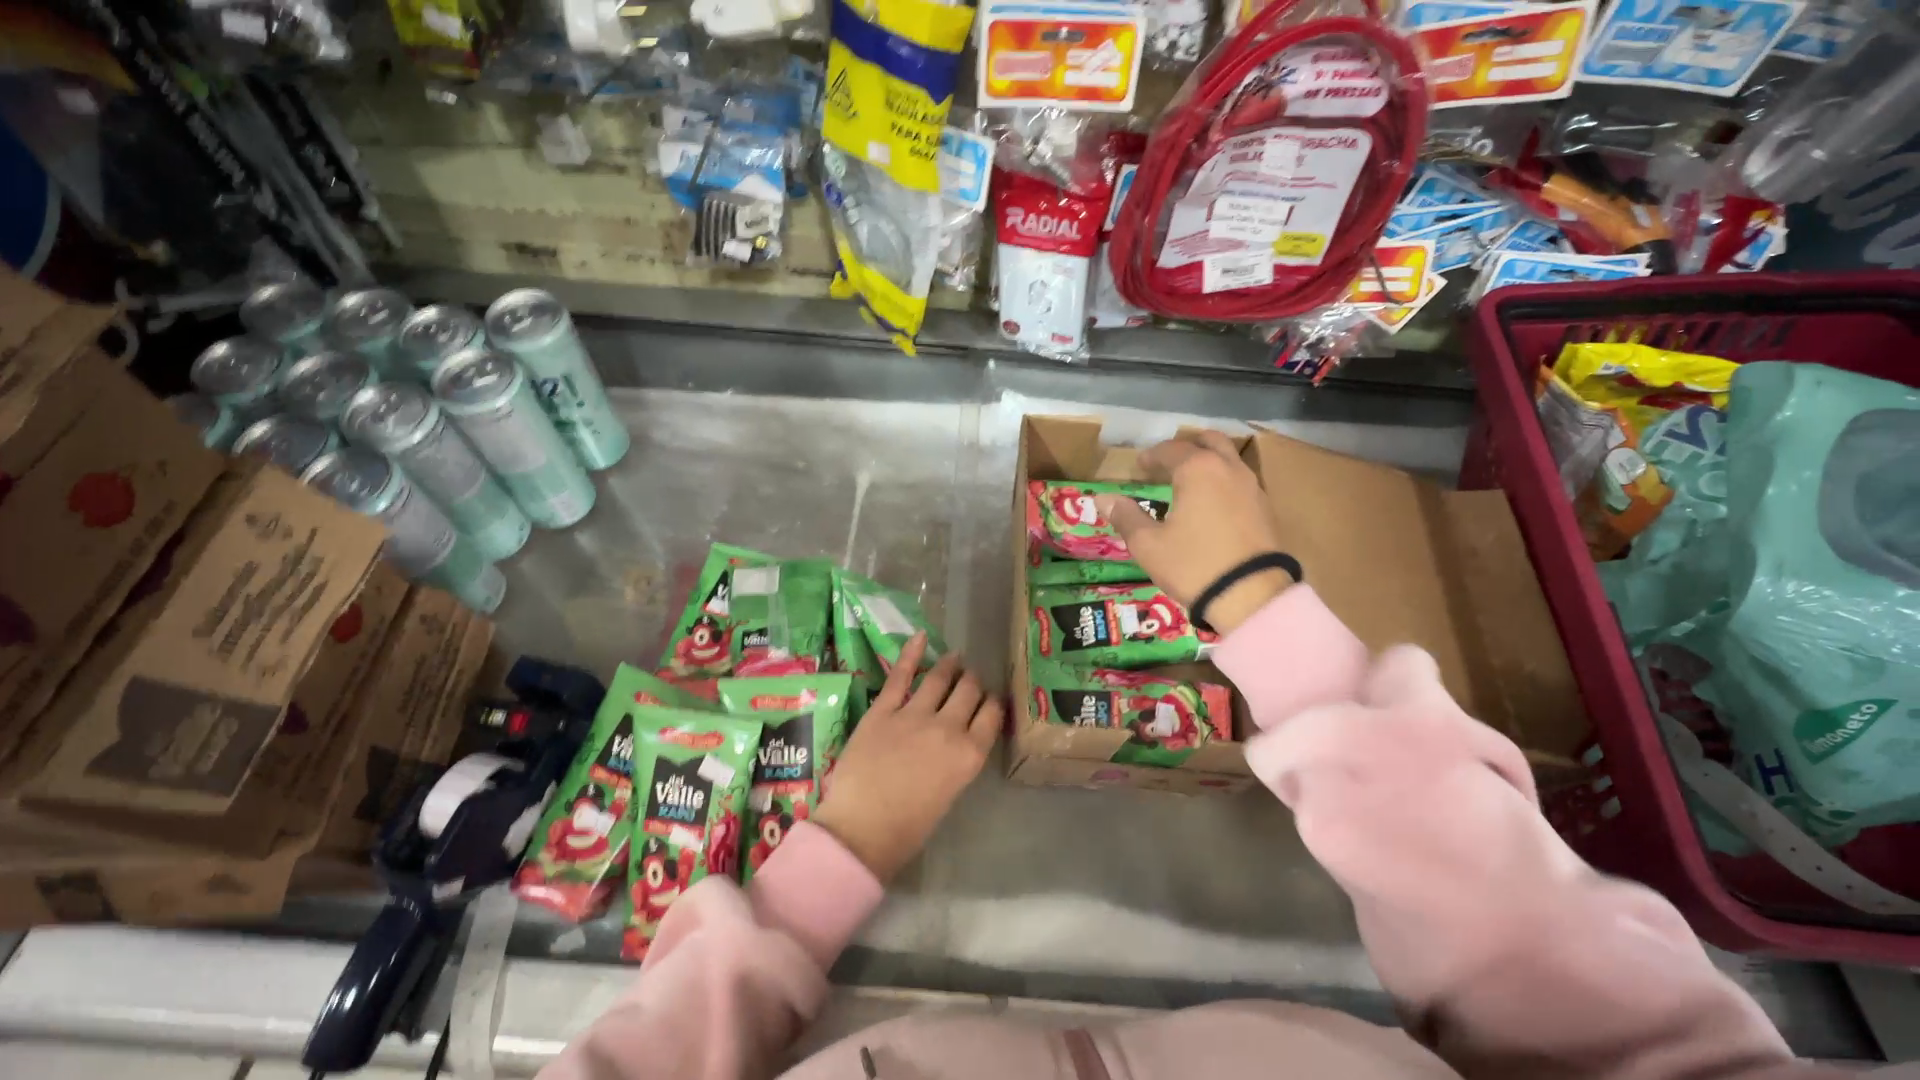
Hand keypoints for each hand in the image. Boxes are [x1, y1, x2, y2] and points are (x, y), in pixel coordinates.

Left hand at [812, 634, 999, 881]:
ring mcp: (914, 714)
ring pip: (940, 679)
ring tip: (954, 657)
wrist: (862, 829)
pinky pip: (900, 675)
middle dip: (972, 682)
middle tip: (970, 677)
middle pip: (969, 692)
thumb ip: (955, 763)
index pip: (992, 715)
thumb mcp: (948, 794)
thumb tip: (952, 746)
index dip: (992, 702)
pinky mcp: (883, 710)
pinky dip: (911, 653)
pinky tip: (920, 637)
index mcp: (970, 755)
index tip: (989, 698)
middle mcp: (949, 728)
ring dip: (950, 665)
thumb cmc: (907, 828)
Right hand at [1096, 431, 1294, 635]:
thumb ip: (1126, 516)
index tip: (1139, 466)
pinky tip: (1212, 505)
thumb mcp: (1149, 545)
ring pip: (1229, 459)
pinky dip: (1223, 482)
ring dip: (1208, 462)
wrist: (1251, 596)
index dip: (1151, 456)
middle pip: (1209, 441)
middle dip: (1187, 446)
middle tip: (1169, 462)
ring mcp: (1253, 487)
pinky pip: (1240, 482)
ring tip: (1190, 483)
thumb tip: (1103, 498)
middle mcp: (1229, 468)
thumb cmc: (1193, 565)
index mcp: (1198, 469)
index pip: (1170, 449)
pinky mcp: (1266, 509)